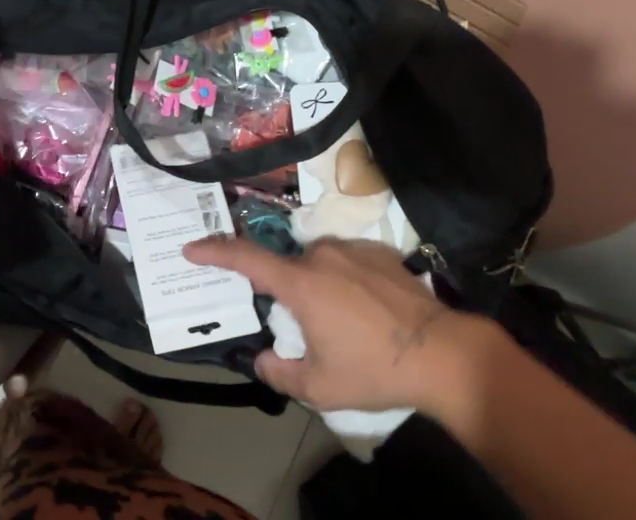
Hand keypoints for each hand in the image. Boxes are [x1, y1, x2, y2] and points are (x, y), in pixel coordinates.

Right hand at [185, 237, 490, 412]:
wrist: (444, 354)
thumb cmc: (375, 369)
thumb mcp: (320, 386)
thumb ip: (280, 373)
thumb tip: (263, 359)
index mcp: (300, 283)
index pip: (245, 259)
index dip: (214, 252)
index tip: (191, 248)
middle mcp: (322, 255)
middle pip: (288, 269)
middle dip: (288, 295)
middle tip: (306, 330)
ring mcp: (354, 249)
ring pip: (320, 264)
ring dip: (319, 287)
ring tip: (345, 325)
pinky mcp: (381, 252)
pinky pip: (350, 261)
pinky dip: (347, 281)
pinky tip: (368, 312)